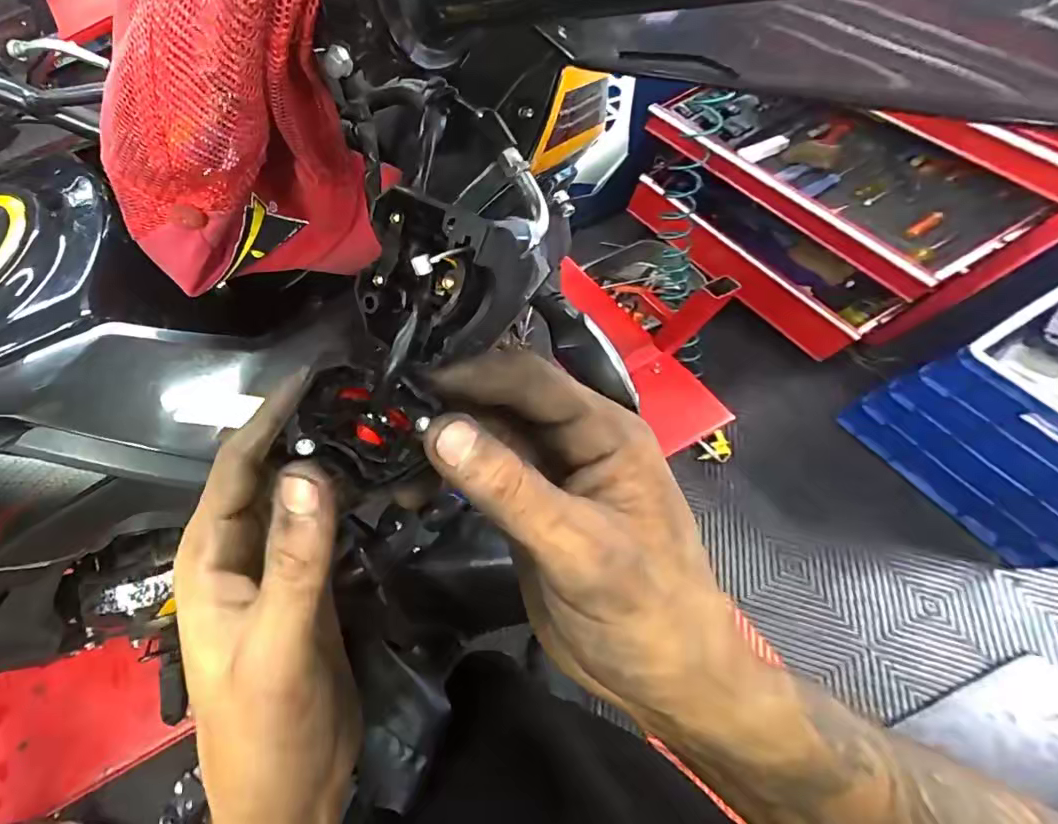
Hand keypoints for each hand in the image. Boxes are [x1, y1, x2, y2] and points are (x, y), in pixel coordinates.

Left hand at [175, 377, 359, 823]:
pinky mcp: (306, 581)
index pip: (237, 466)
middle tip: (354, 392)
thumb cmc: (262, 728)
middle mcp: (236, 547)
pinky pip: (323, 526)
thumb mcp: (277, 644)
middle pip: (269, 472)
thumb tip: (310, 472)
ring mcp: (274, 563)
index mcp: (208, 553)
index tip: (311, 377)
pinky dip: (345, 500)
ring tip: (371, 422)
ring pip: (298, 496)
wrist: (288, 797)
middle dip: (303, 431)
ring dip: (327, 461)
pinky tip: (377, 478)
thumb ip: (294, 560)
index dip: (269, 419)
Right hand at [423, 351, 758, 726]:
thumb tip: (440, 429)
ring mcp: (550, 469)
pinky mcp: (527, 501)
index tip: (416, 384)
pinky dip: (448, 473)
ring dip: (444, 441)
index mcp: (605, 431)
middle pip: (504, 398)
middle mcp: (576, 438)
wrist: (665, 682)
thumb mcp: (578, 549)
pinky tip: (415, 489)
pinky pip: (481, 469)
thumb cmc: (646, 613)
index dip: (474, 374)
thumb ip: (509, 489)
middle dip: (452, 404)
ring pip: (487, 432)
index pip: (532, 380)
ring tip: (395, 459)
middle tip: (392, 416)